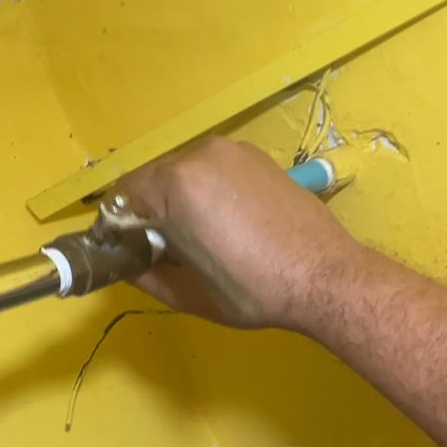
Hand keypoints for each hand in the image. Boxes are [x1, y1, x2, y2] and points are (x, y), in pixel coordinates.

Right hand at [117, 137, 363, 330]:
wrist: (324, 277)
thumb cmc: (253, 291)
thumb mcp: (189, 296)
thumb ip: (145, 275)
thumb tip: (126, 264)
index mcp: (176, 185)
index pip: (121, 198)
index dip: (122, 228)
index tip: (136, 253)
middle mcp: (200, 154)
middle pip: (153, 180)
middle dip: (153, 212)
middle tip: (172, 250)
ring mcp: (232, 150)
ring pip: (185, 172)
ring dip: (182, 199)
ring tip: (207, 237)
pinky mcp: (257, 156)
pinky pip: (215, 169)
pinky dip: (211, 190)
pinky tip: (232, 222)